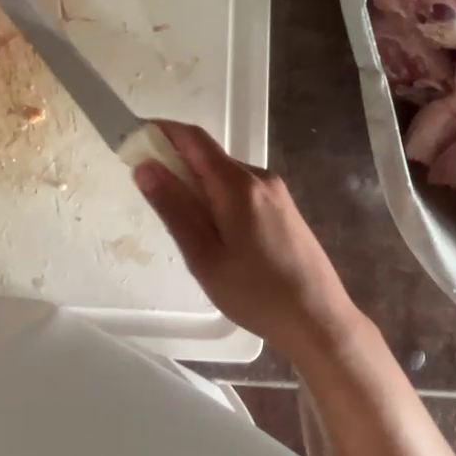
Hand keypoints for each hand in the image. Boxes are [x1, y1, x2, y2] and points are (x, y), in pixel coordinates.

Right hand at [134, 121, 363, 361]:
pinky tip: (217, 235)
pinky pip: (240, 189)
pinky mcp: (284, 209)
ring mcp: (276, 192)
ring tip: (187, 229)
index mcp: (238, 184)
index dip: (160, 132)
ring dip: (197, 184)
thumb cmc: (257, 294)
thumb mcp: (203, 256)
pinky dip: (218, 197)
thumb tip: (144, 167)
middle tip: (154, 198)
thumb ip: (173, 208)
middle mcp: (259, 177)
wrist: (321, 323)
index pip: (193, 138)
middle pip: (208, 155)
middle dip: (176, 163)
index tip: (133, 141)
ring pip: (224, 174)